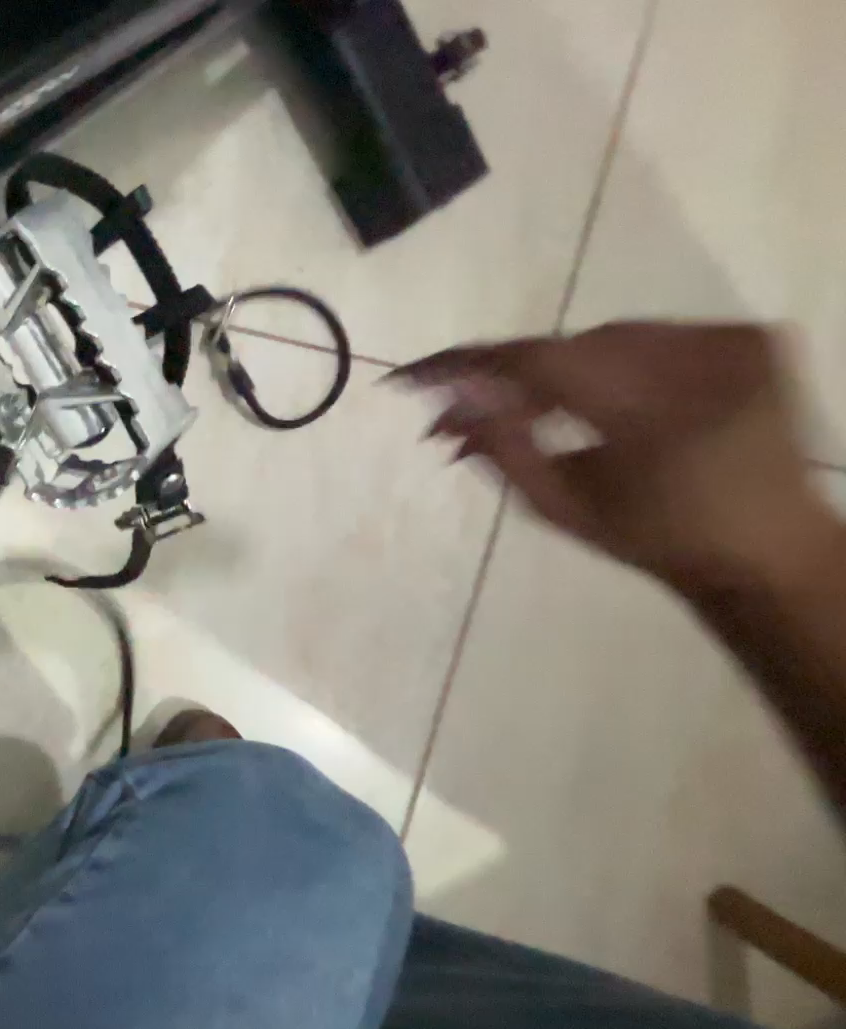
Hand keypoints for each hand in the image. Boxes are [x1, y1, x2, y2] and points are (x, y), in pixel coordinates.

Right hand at [398, 322, 836, 588]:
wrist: (767, 546)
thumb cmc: (651, 538)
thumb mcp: (556, 506)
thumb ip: (499, 447)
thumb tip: (445, 403)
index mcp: (655, 417)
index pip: (534, 363)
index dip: (462, 365)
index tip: (406, 377)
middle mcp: (701, 364)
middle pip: (563, 350)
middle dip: (502, 380)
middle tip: (459, 418)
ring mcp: (732, 345)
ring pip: (597, 340)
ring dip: (549, 373)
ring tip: (525, 415)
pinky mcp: (748, 339)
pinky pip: (640, 337)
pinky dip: (598, 362)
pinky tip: (581, 397)